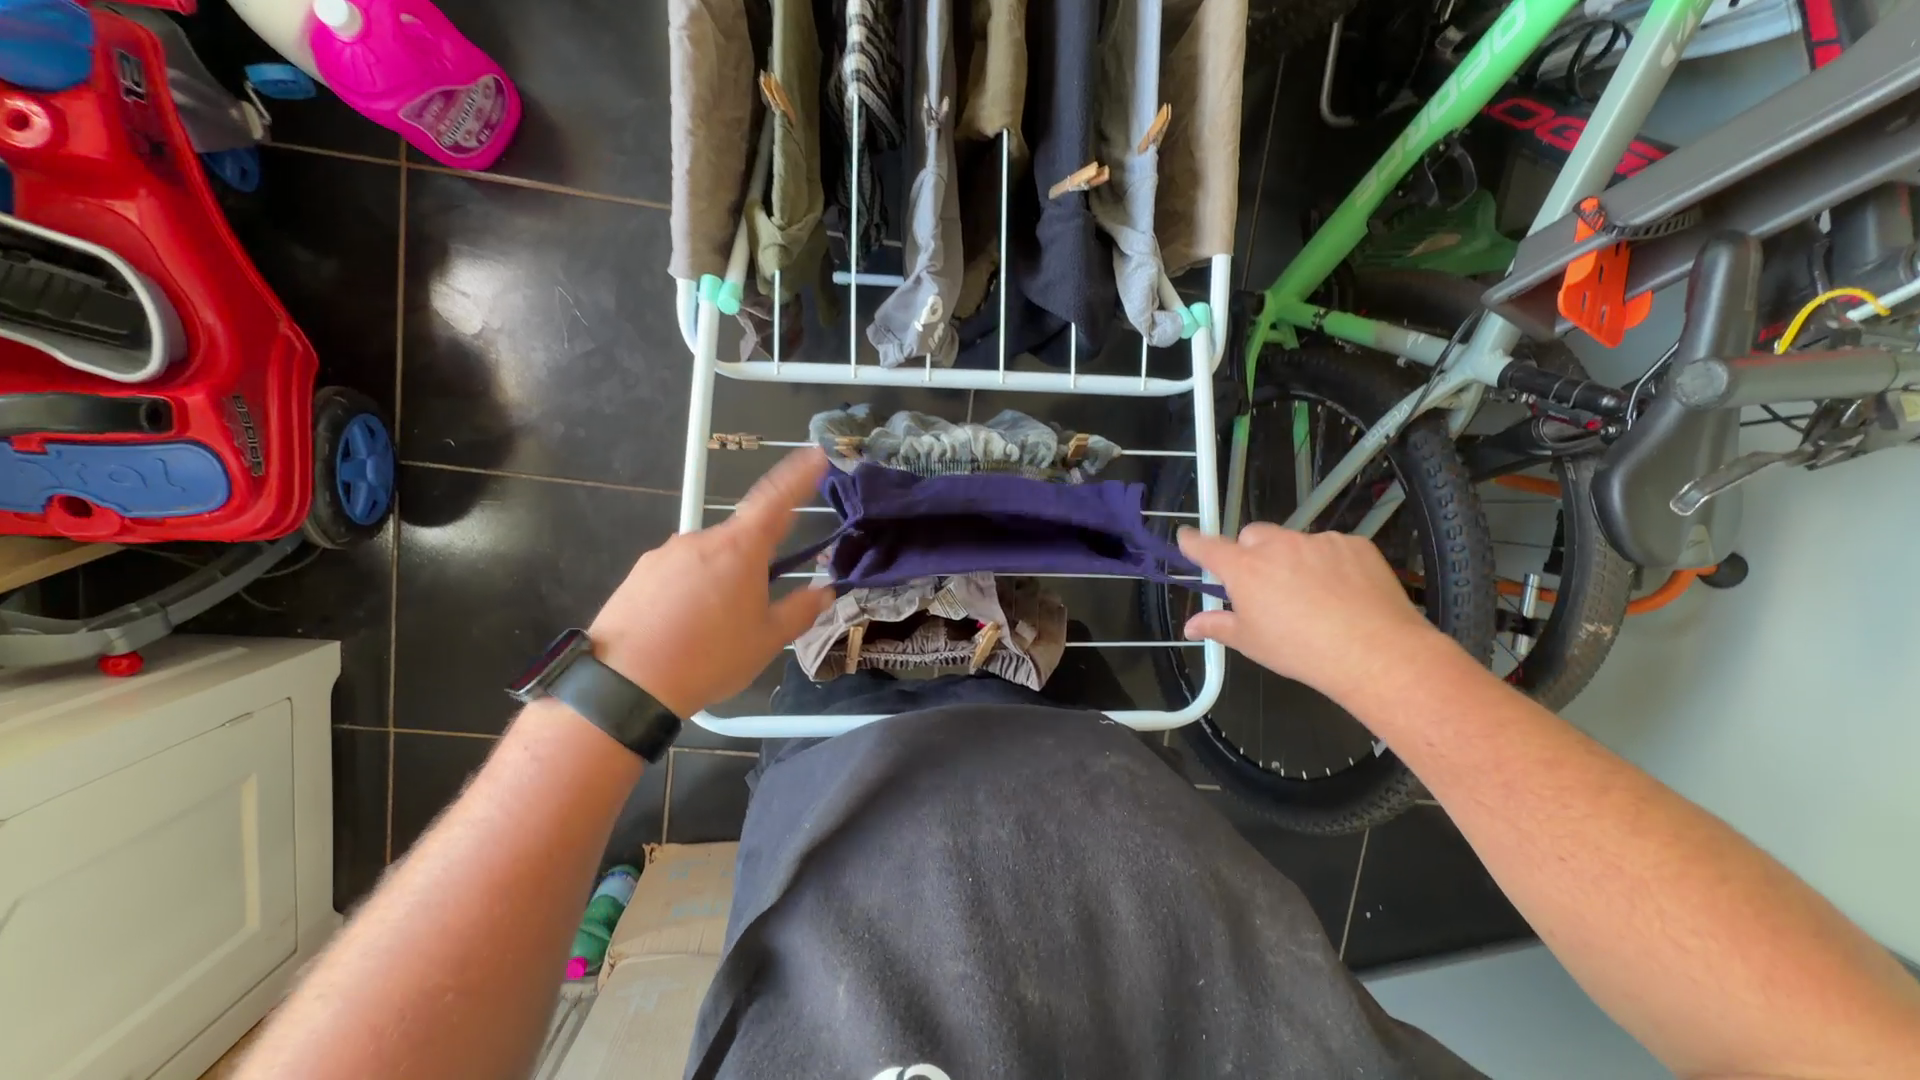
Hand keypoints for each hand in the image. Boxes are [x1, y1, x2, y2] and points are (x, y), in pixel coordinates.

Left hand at [587, 449, 833, 717]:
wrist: (626, 684)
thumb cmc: (710, 657)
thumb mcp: (767, 640)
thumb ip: (800, 611)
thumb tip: (824, 591)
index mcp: (740, 548)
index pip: (776, 499)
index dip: (799, 476)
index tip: (815, 455)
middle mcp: (701, 540)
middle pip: (739, 539)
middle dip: (753, 564)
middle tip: (755, 607)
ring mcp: (665, 555)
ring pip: (707, 560)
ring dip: (719, 582)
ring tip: (715, 631)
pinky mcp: (638, 574)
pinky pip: (677, 575)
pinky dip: (689, 593)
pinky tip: (684, 630)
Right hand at [1177, 523, 1452, 702]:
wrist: (1373, 651)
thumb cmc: (1301, 650)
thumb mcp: (1252, 643)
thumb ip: (1217, 626)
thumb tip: (1191, 626)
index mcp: (1245, 569)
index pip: (1208, 547)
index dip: (1194, 542)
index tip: (1186, 537)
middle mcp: (1278, 546)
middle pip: (1254, 536)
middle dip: (1252, 552)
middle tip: (1263, 583)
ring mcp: (1318, 542)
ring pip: (1296, 543)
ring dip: (1294, 560)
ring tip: (1313, 596)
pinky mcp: (1354, 544)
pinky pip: (1332, 548)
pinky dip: (1330, 564)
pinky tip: (1343, 594)